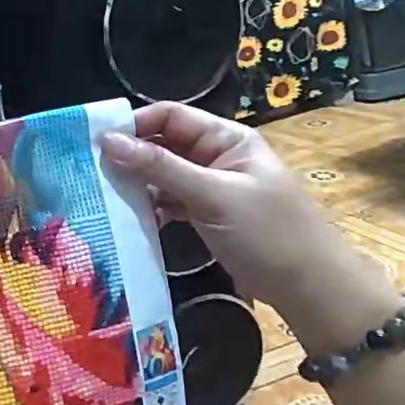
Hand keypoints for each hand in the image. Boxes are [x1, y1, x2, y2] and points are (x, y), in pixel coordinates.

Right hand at [101, 103, 396, 321]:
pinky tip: (133, 217)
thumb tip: (108, 141)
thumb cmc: (267, 233)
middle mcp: (216, 155)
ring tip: (107, 196)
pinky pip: (172, 200)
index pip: (171, 116)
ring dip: (140, 183)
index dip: (135, 124)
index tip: (98, 143)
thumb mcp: (213, 196)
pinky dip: (154, 206)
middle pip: (165, 144)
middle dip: (132, 155)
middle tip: (93, 172)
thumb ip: (161, 168)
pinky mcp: (207, 213)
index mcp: (226, 137)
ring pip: (165, 174)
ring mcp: (212, 185)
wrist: (310, 288)